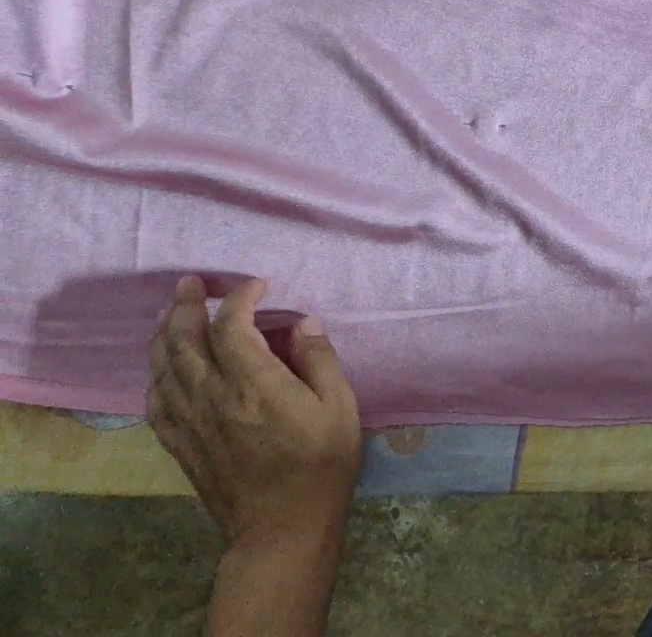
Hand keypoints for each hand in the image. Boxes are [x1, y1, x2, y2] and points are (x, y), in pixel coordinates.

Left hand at [147, 276, 362, 547]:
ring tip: (172, 314)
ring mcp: (191, 422)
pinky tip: (165, 367)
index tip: (257, 284)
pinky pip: (156, 400)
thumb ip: (320, 360)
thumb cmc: (323, 459)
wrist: (282, 521)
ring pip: (163, 369)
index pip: (233, 329)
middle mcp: (214, 398)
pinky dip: (157, 374)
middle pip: (184, 344)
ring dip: (164, 336)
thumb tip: (304, 322)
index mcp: (255, 385)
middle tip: (191, 283)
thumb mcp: (340, 405)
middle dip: (185, 308)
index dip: (240, 300)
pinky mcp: (181, 442)